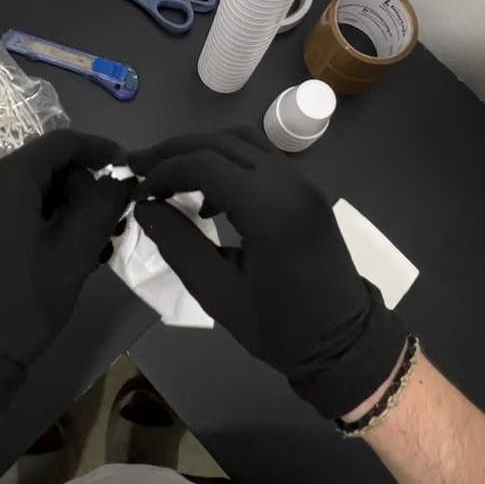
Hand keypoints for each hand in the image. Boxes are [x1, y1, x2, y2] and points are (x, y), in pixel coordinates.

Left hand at [0, 129, 127, 410]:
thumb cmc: (22, 303)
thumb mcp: (74, 254)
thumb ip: (101, 206)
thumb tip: (120, 179)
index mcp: (6, 179)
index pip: (61, 143)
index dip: (98, 149)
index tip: (125, 167)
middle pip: (42, 164)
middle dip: (79, 183)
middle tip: (107, 216)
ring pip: (24, 187)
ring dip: (59, 203)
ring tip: (86, 239)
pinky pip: (4, 205)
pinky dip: (34, 215)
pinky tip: (53, 247)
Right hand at [130, 127, 405, 419]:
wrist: (346, 343)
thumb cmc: (280, 329)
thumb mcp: (219, 295)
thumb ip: (179, 245)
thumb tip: (145, 207)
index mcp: (269, 211)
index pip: (205, 163)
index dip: (164, 170)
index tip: (138, 191)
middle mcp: (289, 184)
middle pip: (221, 142)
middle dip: (176, 151)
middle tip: (140, 166)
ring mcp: (302, 182)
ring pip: (243, 140)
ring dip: (203, 149)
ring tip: (169, 174)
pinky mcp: (306, 189)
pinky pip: (261, 156)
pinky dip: (228, 160)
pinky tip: (208, 196)